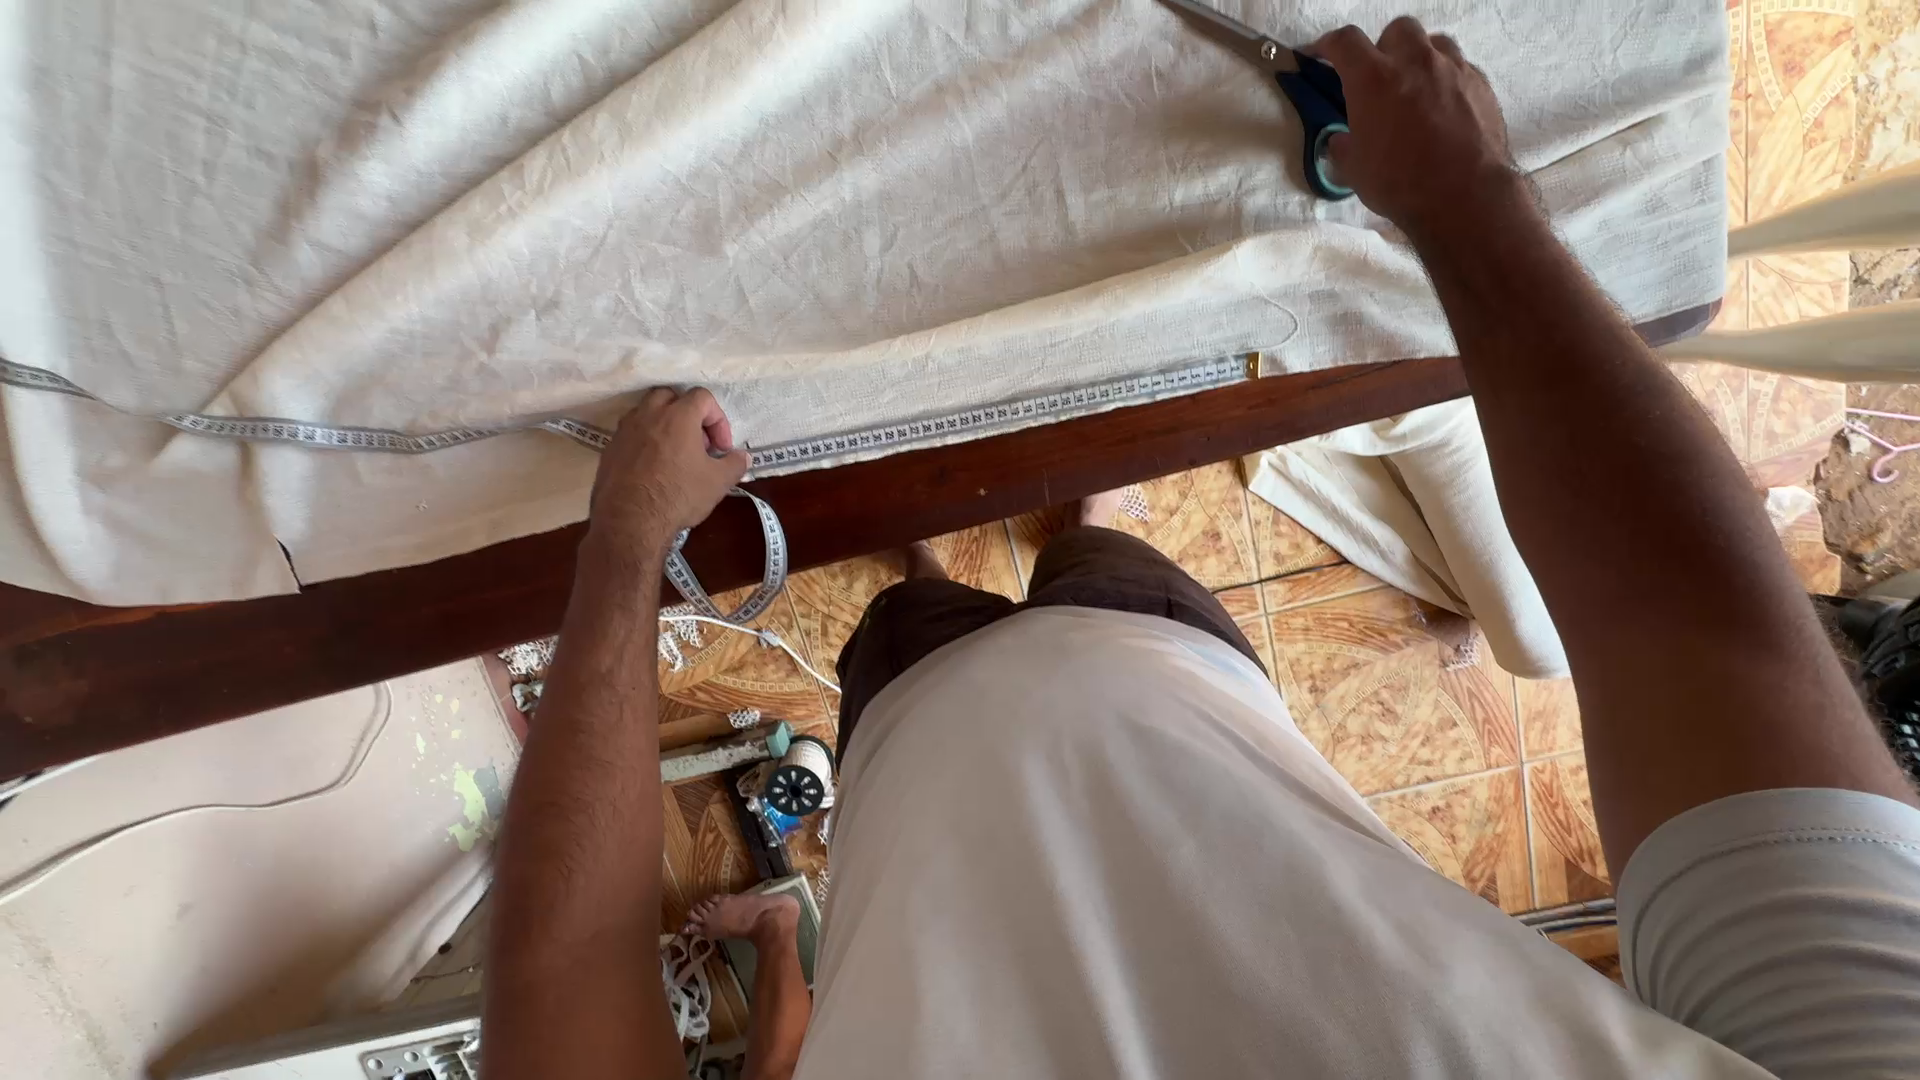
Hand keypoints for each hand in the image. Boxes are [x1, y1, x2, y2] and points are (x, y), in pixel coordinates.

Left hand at [588, 387, 749, 552]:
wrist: (630, 522)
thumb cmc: (679, 496)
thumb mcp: (718, 482)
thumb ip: (735, 464)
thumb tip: (742, 457)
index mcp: (678, 416)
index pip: (702, 397)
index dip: (718, 419)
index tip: (721, 447)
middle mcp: (648, 415)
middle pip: (670, 396)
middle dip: (688, 413)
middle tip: (697, 442)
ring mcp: (625, 430)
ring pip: (647, 412)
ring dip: (664, 424)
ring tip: (675, 454)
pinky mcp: (610, 449)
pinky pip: (632, 433)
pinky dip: (646, 441)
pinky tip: (654, 469)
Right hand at [1312, 19, 1527, 237]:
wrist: (1462, 192)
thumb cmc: (1399, 182)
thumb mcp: (1354, 170)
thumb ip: (1344, 146)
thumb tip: (1340, 139)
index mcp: (1373, 81)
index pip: (1345, 42)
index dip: (1327, 44)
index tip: (1318, 53)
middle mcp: (1414, 62)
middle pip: (1397, 30)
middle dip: (1382, 47)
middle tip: (1376, 77)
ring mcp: (1452, 67)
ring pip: (1432, 42)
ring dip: (1417, 58)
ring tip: (1412, 88)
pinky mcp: (1479, 81)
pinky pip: (1458, 66)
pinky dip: (1443, 78)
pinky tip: (1439, 106)